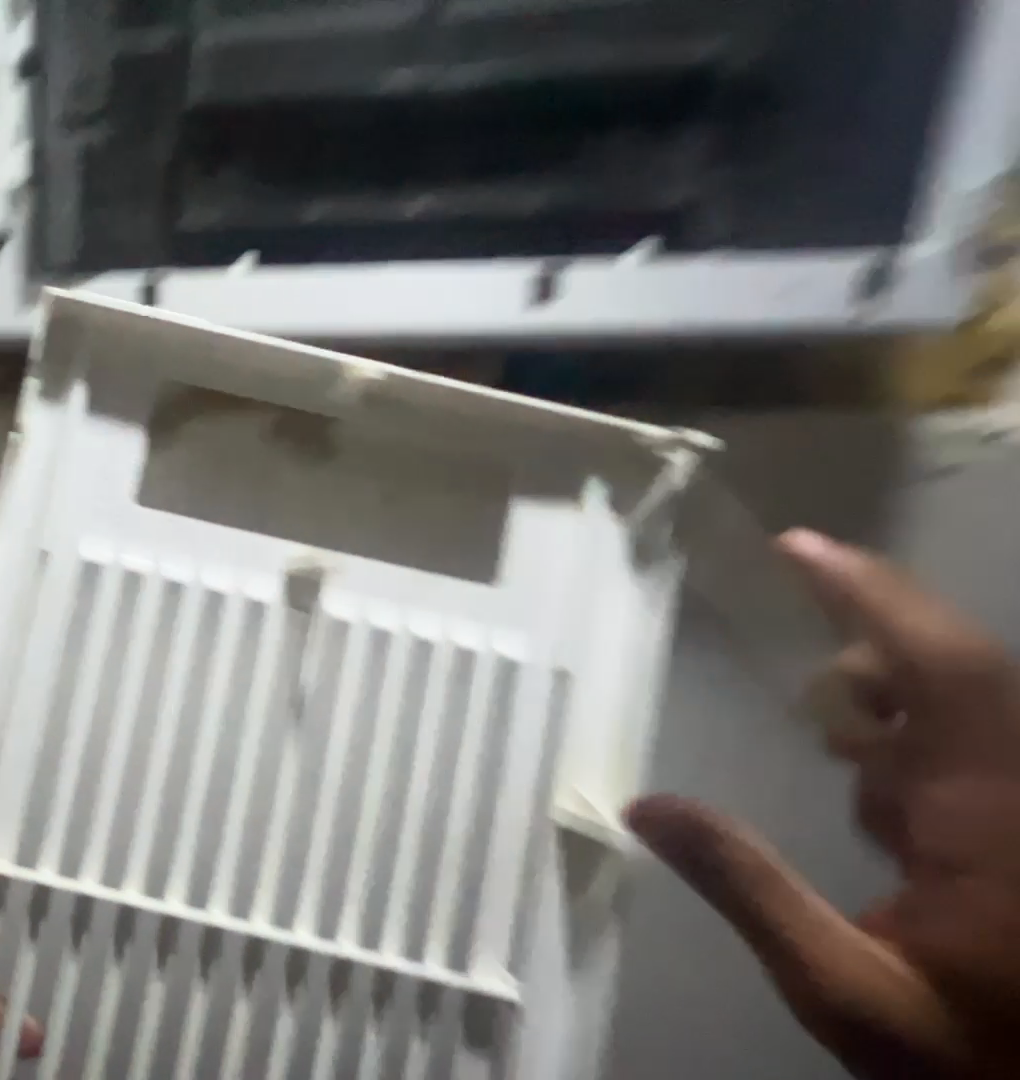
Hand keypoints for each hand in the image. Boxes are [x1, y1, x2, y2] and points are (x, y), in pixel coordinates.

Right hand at [628, 530, 1019, 1078]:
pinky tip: (884, 806)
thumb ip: (750, 892)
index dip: (873, 598)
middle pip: (962, 676)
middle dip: (873, 656)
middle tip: (806, 689)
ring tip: (834, 741)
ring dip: (892, 706)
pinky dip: (917, 750)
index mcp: (995, 820)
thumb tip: (642, 807)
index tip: (798, 548)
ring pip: (970, 713)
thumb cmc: (981, 1057)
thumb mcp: (848, 992)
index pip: (946, 672)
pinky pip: (974, 756)